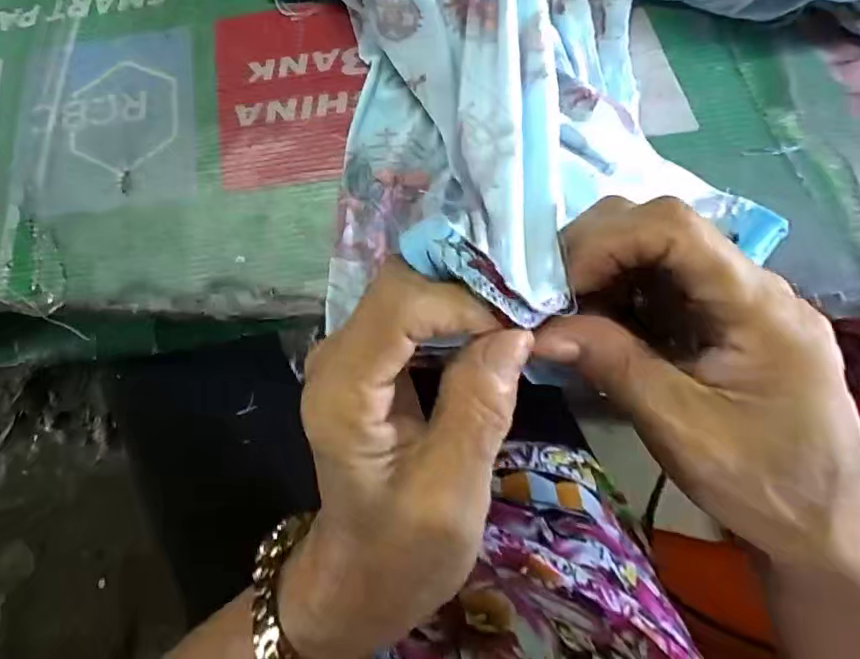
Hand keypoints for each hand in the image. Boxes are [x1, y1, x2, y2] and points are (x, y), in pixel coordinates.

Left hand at [279, 258, 533, 658]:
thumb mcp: (451, 494)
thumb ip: (477, 409)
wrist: (359, 573)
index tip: (519, 324)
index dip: (461, 301)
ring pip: (403, 293)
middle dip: (462, 287)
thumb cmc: (403, 550)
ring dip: (460, 296)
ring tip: (517, 313)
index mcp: (343, 388)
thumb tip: (514, 332)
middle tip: (526, 306)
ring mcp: (345, 353)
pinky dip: (451, 315)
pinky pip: (408, 316)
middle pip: (396, 287)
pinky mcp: (364, 359)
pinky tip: (490, 329)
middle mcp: (334, 355)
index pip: (398, 306)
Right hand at [530, 196, 859, 569]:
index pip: (675, 227)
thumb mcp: (682, 430)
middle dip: (595, 248)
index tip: (567, 286)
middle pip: (658, 221)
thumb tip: (541, 328)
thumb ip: (615, 365)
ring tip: (574, 310)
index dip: (607, 241)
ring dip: (599, 265)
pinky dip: (613, 284)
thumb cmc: (764, 484)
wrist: (824, 531)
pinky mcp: (716, 310)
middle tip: (557, 296)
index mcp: (761, 308)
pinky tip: (600, 321)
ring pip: (650, 239)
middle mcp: (753, 285)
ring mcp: (736, 294)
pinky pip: (654, 271)